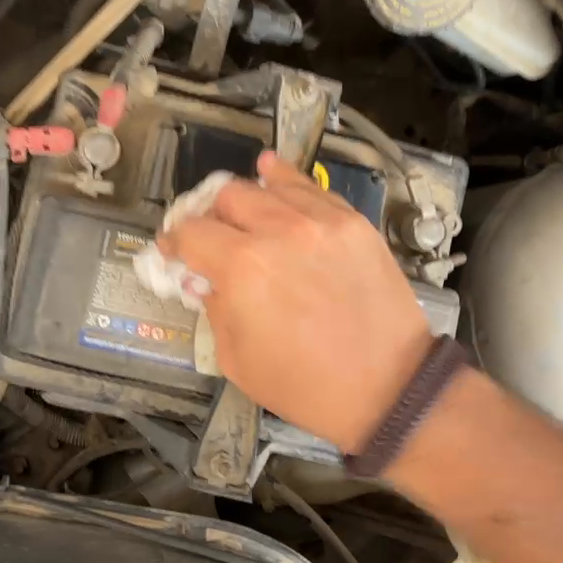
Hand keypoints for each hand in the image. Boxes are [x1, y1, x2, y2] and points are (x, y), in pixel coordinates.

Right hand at [157, 151, 433, 451]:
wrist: (390, 390)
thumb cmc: (307, 386)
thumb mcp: (236, 359)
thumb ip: (214, 308)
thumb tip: (204, 279)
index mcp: (242, 267)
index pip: (191, 233)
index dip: (173, 241)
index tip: (172, 250)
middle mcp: (278, 232)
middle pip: (225, 197)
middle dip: (209, 215)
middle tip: (210, 235)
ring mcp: (320, 222)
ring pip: (265, 185)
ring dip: (244, 198)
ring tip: (241, 212)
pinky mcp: (352, 223)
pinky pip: (309, 188)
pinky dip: (283, 179)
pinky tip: (270, 173)